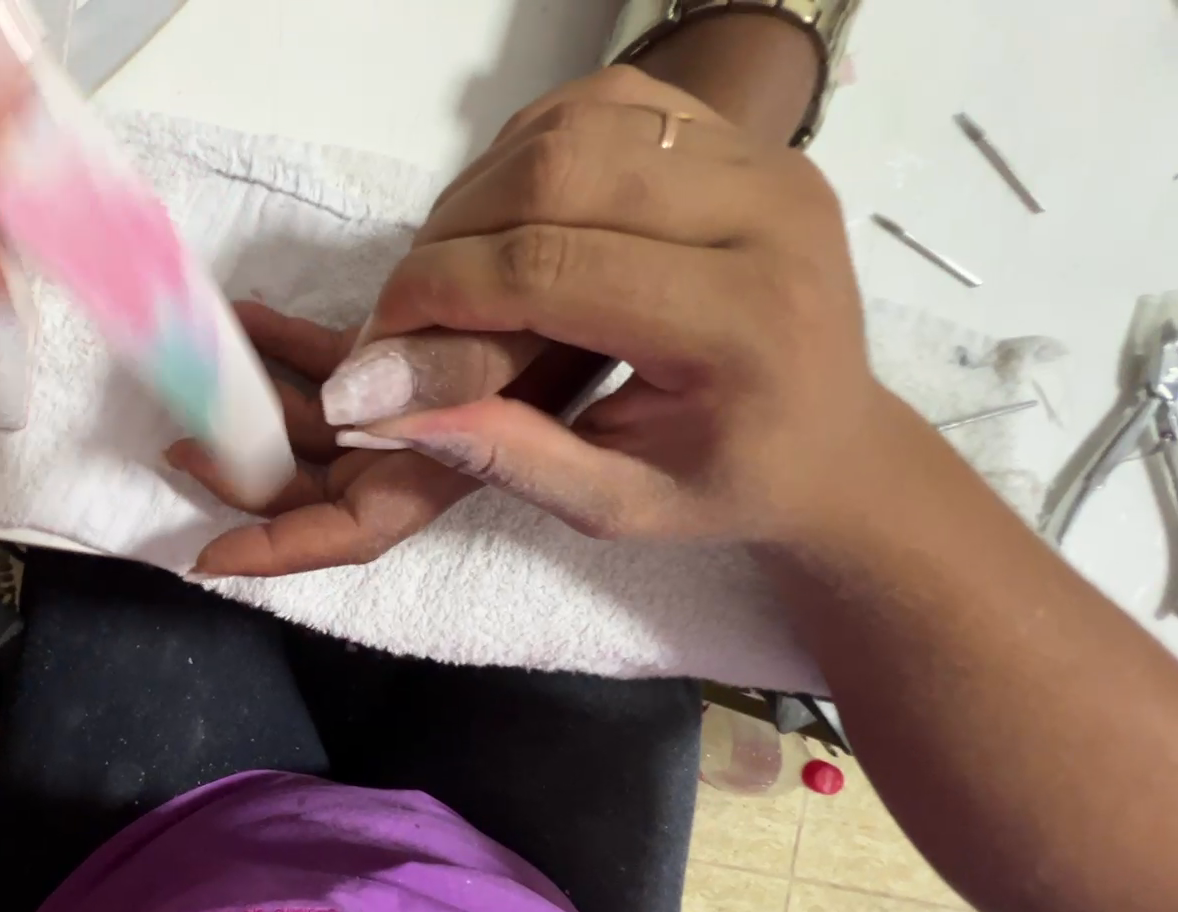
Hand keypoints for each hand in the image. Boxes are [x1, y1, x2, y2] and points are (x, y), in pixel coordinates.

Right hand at [327, 72, 877, 546]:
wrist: (830, 440)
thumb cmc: (721, 485)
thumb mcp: (609, 506)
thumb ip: (502, 455)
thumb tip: (380, 406)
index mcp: (739, 321)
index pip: (546, 266)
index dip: (436, 291)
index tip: (379, 339)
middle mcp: (763, 211)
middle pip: (553, 172)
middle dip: (444, 239)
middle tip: (403, 307)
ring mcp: (758, 157)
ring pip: (568, 126)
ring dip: (475, 193)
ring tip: (445, 267)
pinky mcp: (739, 135)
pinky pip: (598, 107)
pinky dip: (521, 155)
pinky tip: (501, 218)